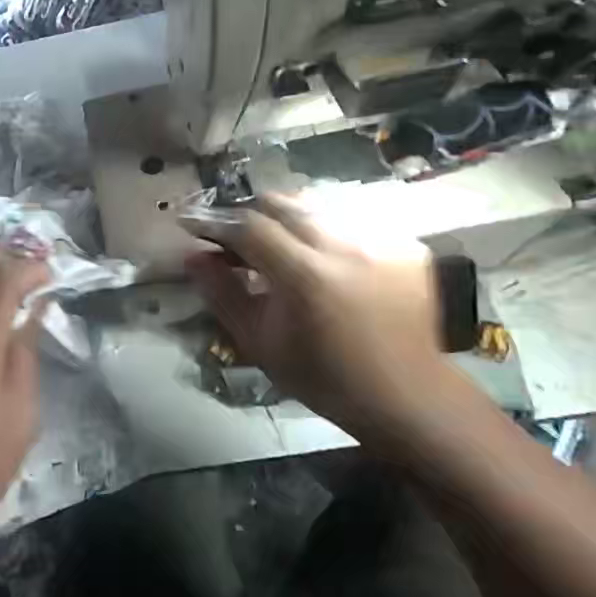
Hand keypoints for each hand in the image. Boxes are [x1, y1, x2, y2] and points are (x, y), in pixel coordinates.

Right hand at [183, 194, 471, 446]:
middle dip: (249, 212)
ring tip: (277, 241)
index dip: (215, 221)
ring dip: (287, 216)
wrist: (404, 394)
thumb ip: (223, 295)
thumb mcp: (261, 343)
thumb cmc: (324, 377)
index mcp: (305, 274)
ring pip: (317, 204)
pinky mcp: (403, 242)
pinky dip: (326, 227)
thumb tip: (193, 257)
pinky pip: (352, 218)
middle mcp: (344, 244)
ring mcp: (379, 239)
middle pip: (282, 203)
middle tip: (234, 234)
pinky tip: (321, 252)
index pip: (248, 227)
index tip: (191, 223)